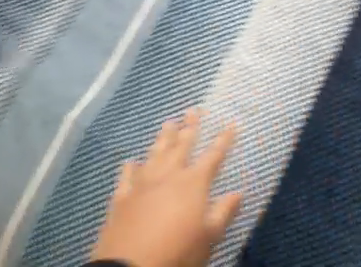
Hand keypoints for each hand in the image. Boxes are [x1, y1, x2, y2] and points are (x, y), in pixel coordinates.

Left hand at [89, 109, 241, 266]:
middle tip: (194, 109)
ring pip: (155, 154)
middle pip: (182, 146)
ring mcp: (142, 184)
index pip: (213, 156)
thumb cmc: (177, 253)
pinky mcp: (121, 198)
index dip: (223, 140)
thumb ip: (223, 212)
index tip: (231, 123)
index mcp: (193, 183)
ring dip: (163, 138)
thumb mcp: (208, 237)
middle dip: (190, 127)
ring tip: (169, 123)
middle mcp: (169, 175)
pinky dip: (130, 167)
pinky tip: (131, 161)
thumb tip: (239, 192)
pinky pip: (127, 176)